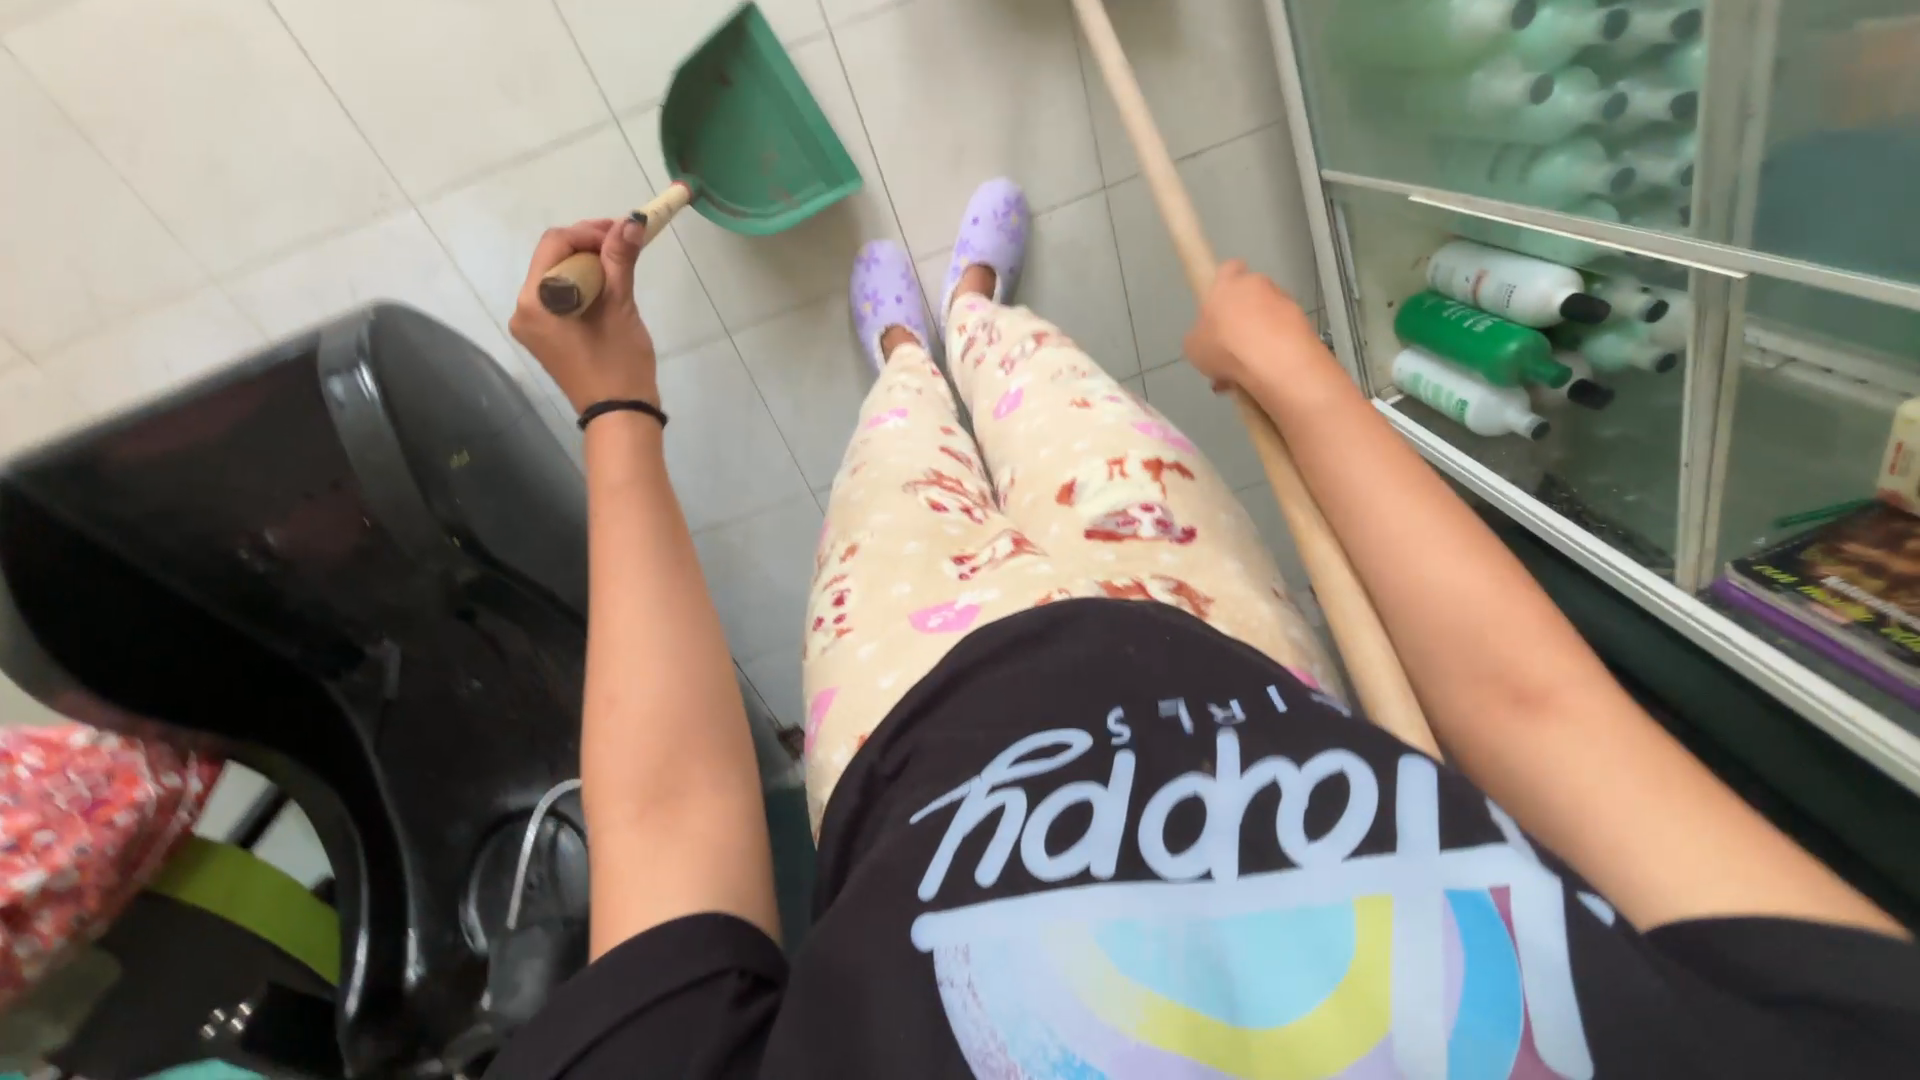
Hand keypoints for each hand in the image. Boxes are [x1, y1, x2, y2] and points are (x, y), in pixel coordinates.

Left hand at [510, 218, 657, 413]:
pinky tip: (606, 291)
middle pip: (554, 259)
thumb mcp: (621, 308)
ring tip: (621, 267)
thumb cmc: (619, 364)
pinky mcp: (545, 337)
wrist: (620, 414)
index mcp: (535, 300)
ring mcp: (532, 325)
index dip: (590, 232)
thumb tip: (632, 220)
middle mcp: (523, 308)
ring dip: (588, 266)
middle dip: (589, 247)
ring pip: (558, 278)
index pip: (555, 244)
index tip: (623, 234)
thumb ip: (620, 261)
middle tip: (625, 245)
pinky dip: (583, 288)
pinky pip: (560, 298)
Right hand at [1184, 260, 1317, 388]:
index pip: (1228, 269)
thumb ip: (1200, 335)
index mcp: (1228, 284)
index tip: (1218, 306)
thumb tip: (1208, 337)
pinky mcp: (1304, 322)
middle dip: (1242, 317)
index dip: (1223, 285)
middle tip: (1231, 347)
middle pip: (1250, 295)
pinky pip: (1283, 335)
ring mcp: (1285, 302)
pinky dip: (1275, 350)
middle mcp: (1259, 285)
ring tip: (1247, 369)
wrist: (1275, 361)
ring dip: (1259, 336)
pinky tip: (1263, 373)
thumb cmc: (1224, 347)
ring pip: (1268, 317)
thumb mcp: (1193, 346)